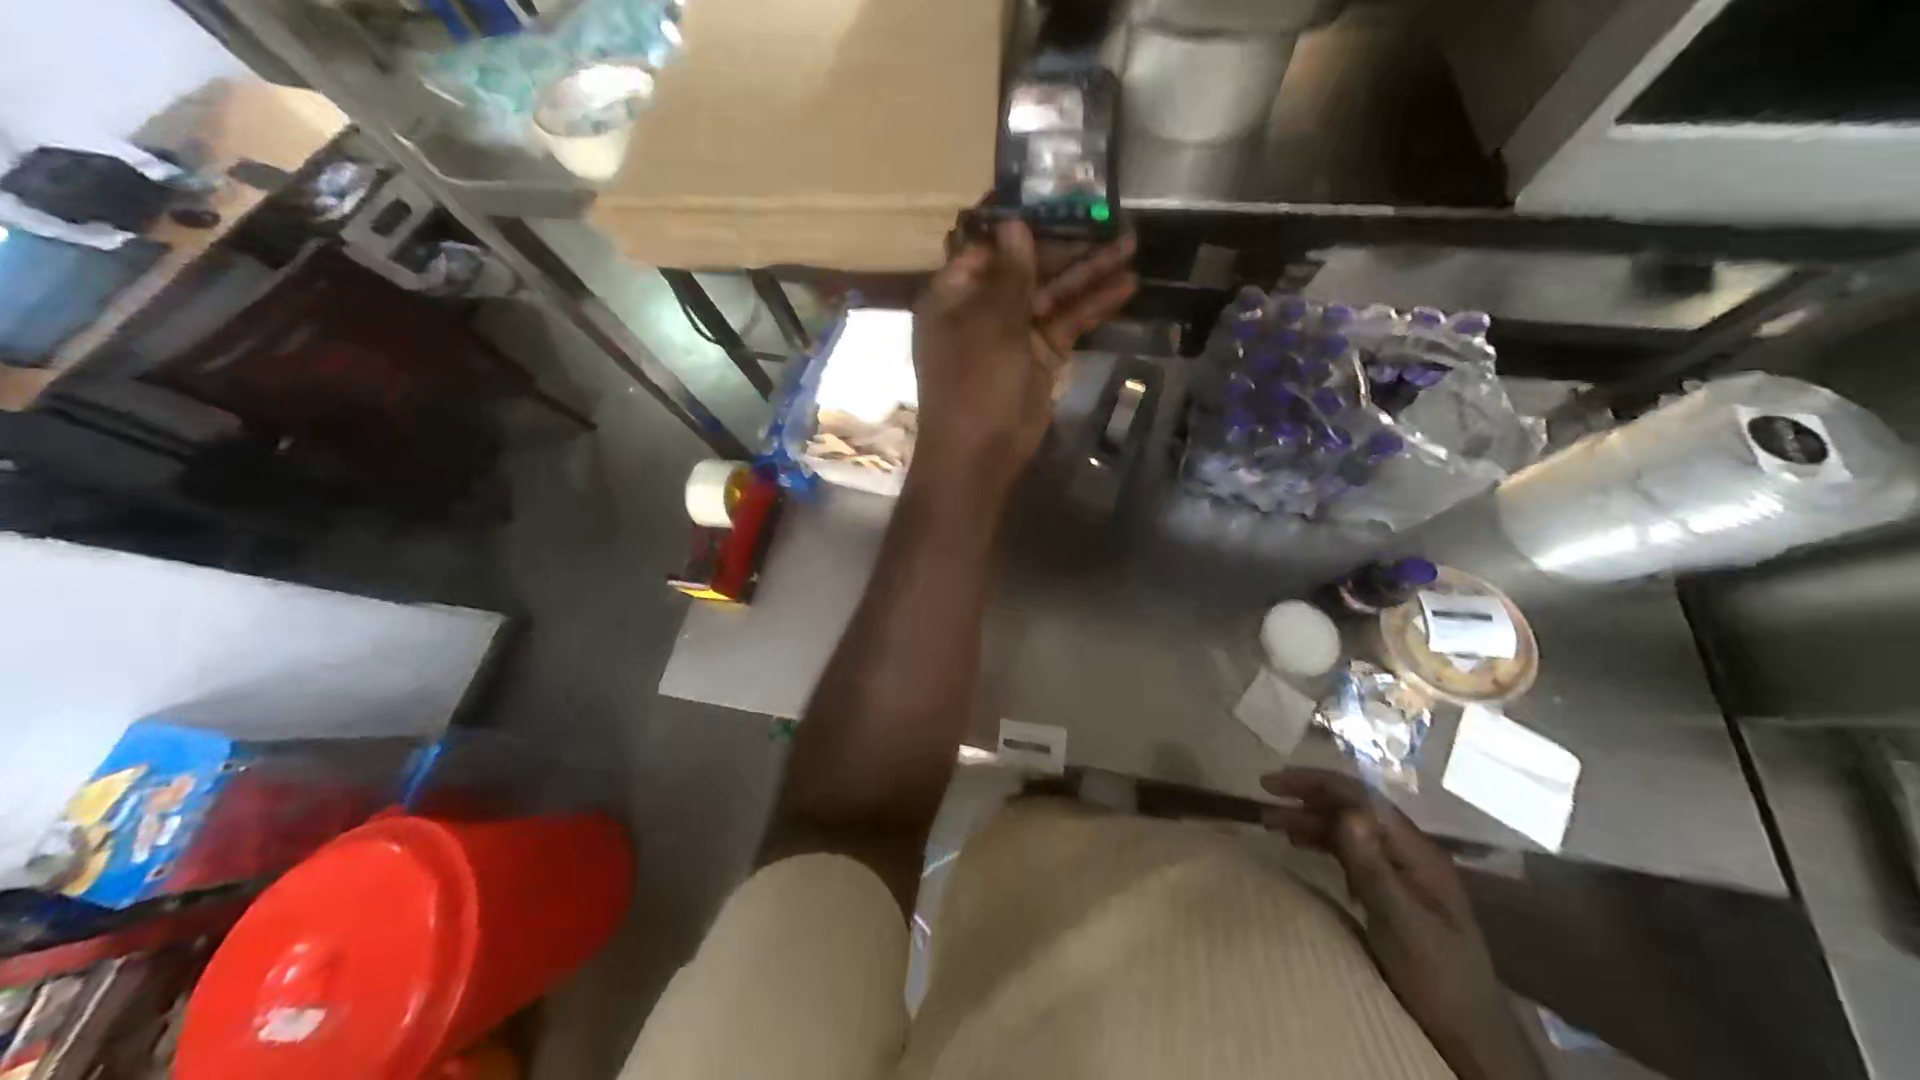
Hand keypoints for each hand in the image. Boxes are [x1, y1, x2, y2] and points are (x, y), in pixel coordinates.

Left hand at [910, 220, 1135, 505]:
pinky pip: (1067, 322)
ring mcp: (1014, 332)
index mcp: (954, 294)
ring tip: (1130, 241)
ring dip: (1088, 271)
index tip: (1054, 193)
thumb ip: (1009, 275)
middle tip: (1107, 214)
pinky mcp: (1041, 356)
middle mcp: (982, 308)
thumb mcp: (990, 323)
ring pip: (1053, 293)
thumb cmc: (973, 382)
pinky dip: (1093, 305)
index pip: (987, 245)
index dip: (1019, 221)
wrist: (980, 453)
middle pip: (1026, 266)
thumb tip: (1016, 224)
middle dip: (1066, 244)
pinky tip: (1127, 283)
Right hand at [1262, 768, 1545, 1079]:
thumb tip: (1348, 813)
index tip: (1271, 785)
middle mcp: (1409, 853)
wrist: (1472, 1036)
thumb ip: (1373, 867)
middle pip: (1353, 809)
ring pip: (1350, 831)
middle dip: (1308, 798)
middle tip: (1265, 801)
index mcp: (1416, 852)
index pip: (1360, 798)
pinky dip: (1323, 844)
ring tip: (1273, 824)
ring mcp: (1403, 873)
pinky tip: (1302, 850)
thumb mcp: (1401, 924)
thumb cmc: (1437, 979)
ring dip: (1311, 821)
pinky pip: (1352, 854)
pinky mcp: (1393, 892)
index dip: (1314, 784)